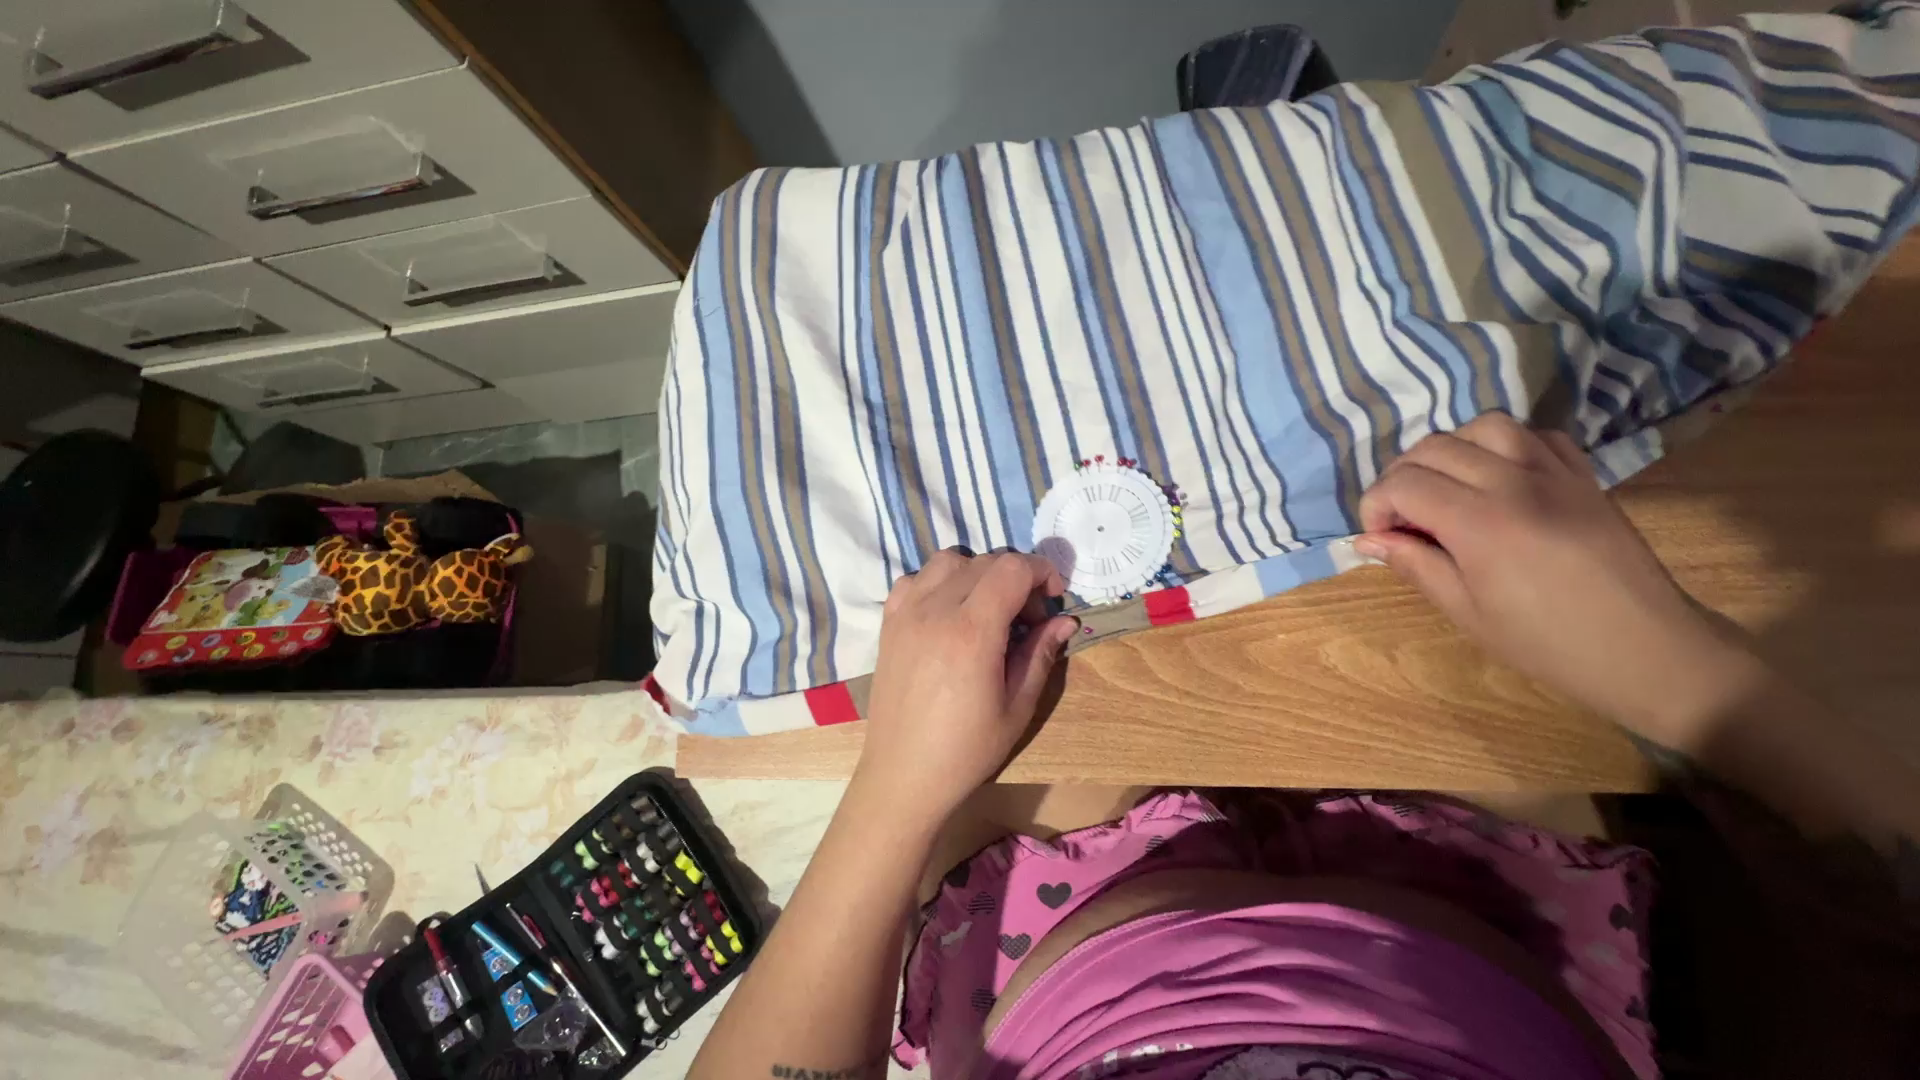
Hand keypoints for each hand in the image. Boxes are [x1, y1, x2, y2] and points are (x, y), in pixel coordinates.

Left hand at [857, 550, 1078, 824]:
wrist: (903, 775)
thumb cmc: (966, 750)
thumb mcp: (1017, 707)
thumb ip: (1040, 654)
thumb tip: (1064, 620)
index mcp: (972, 632)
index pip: (1011, 568)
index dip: (1041, 572)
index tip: (1054, 597)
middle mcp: (935, 611)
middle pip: (984, 561)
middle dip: (1015, 577)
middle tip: (1028, 618)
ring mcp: (906, 613)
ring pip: (948, 561)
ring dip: (977, 573)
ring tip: (988, 609)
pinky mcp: (888, 623)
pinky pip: (916, 579)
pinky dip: (939, 582)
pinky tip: (950, 613)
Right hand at [1354, 413, 1765, 747]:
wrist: (1647, 649)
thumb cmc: (1546, 642)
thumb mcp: (1466, 611)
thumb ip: (1415, 564)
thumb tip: (1369, 540)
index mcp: (1480, 523)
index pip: (1402, 484)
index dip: (1375, 507)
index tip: (1380, 539)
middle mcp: (1514, 482)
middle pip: (1434, 448)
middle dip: (1401, 478)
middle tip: (1404, 519)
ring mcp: (1555, 472)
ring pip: (1482, 427)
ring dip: (1449, 451)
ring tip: (1445, 488)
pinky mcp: (1583, 475)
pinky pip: (1533, 435)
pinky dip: (1501, 446)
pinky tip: (1495, 478)